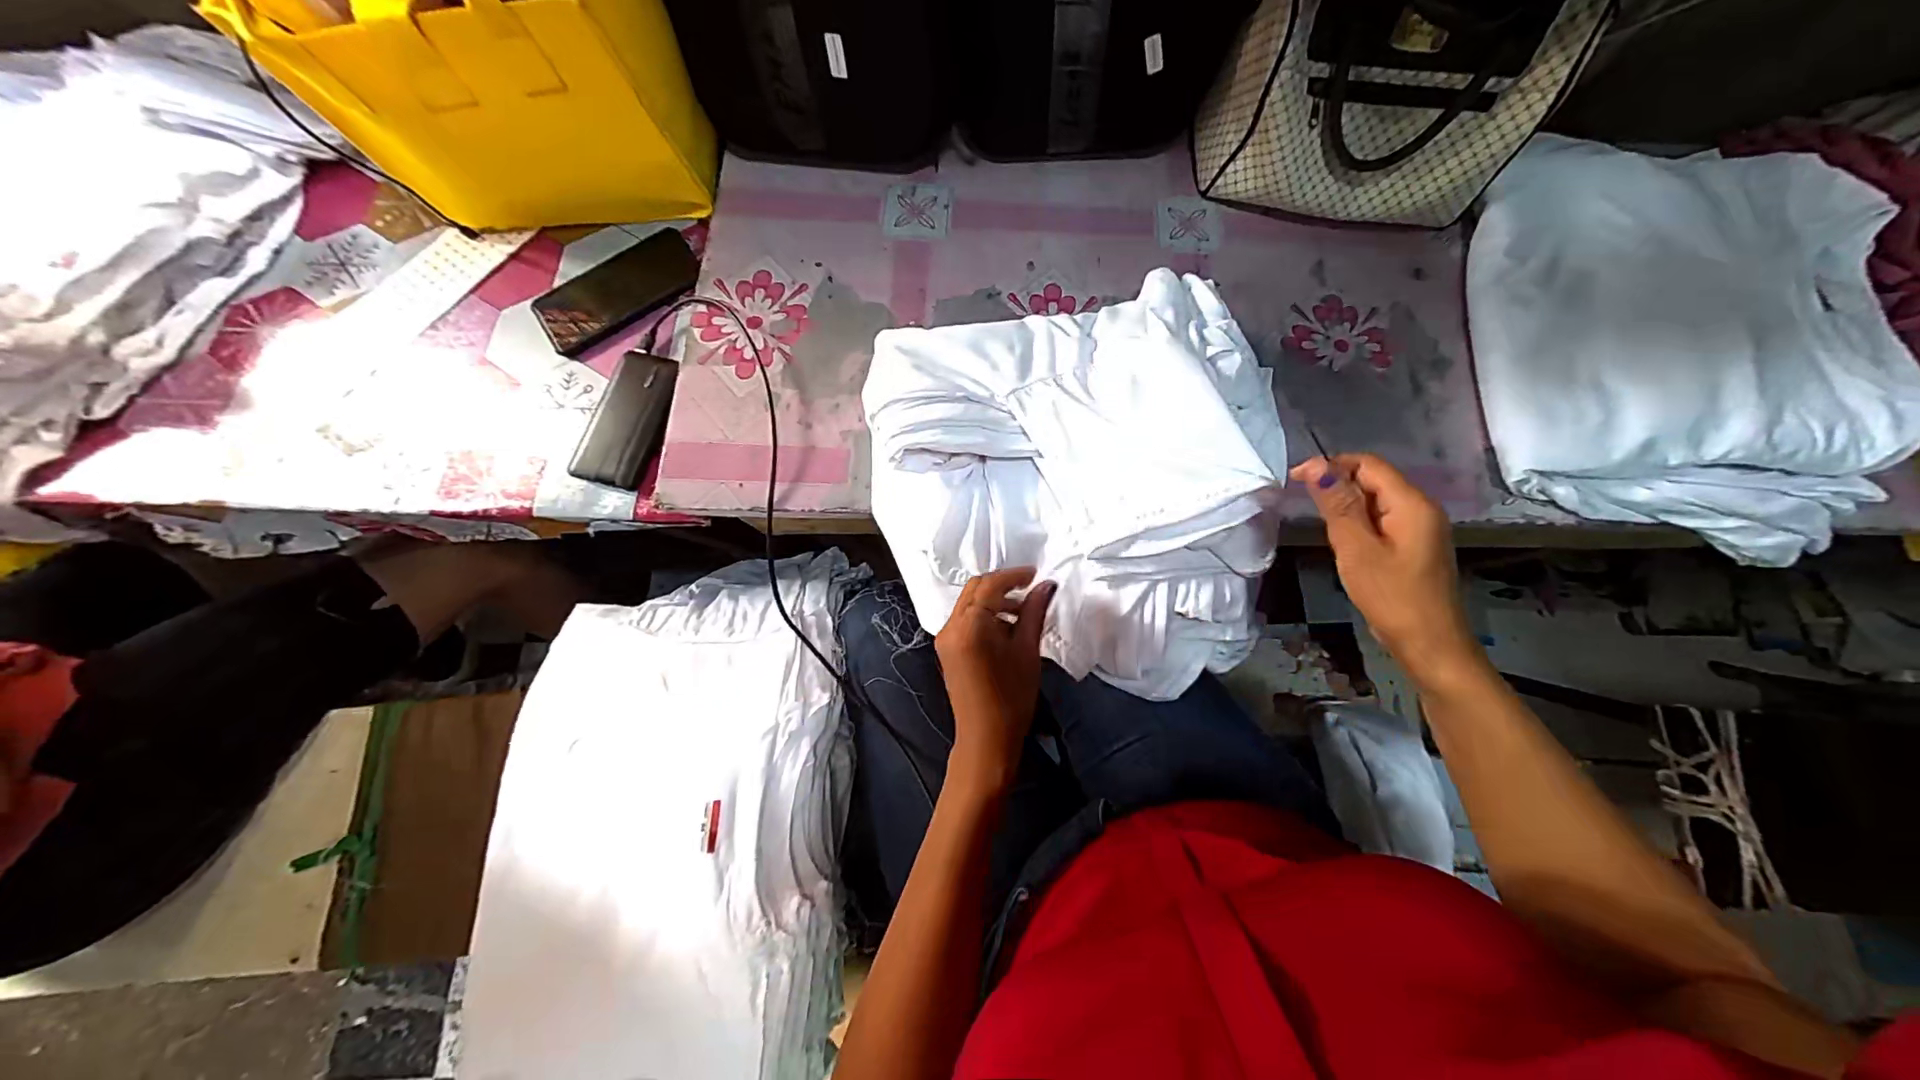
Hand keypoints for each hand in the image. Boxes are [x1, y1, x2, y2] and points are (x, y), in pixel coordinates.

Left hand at [935, 567, 1055, 794]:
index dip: (1014, 575)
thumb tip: (1045, 586)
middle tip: (1030, 588)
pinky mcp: (946, 650)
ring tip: (1023, 612)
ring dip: (993, 600)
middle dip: (1002, 585)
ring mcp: (945, 638)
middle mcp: (950, 626)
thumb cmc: (1012, 696)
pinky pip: (964, 620)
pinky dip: (984, 616)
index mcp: (969, 624)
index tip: (1036, 575)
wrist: (986, 737)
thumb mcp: (1027, 650)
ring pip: (968, 603)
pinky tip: (1006, 627)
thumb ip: (1033, 612)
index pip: (990, 585)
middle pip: (975, 589)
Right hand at [1291, 454, 1485, 685]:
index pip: (1368, 465)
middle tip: (1305, 509)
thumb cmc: (1391, 596)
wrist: (1429, 644)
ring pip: (1377, 501)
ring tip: (1324, 529)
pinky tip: (1345, 544)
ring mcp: (1421, 528)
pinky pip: (1383, 521)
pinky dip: (1359, 523)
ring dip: (1346, 506)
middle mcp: (1422, 508)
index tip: (1295, 479)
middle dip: (1337, 486)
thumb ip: (1338, 505)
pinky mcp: (1415, 546)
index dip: (1331, 465)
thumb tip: (1317, 466)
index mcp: (1412, 504)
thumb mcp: (1357, 549)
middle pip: (1374, 479)